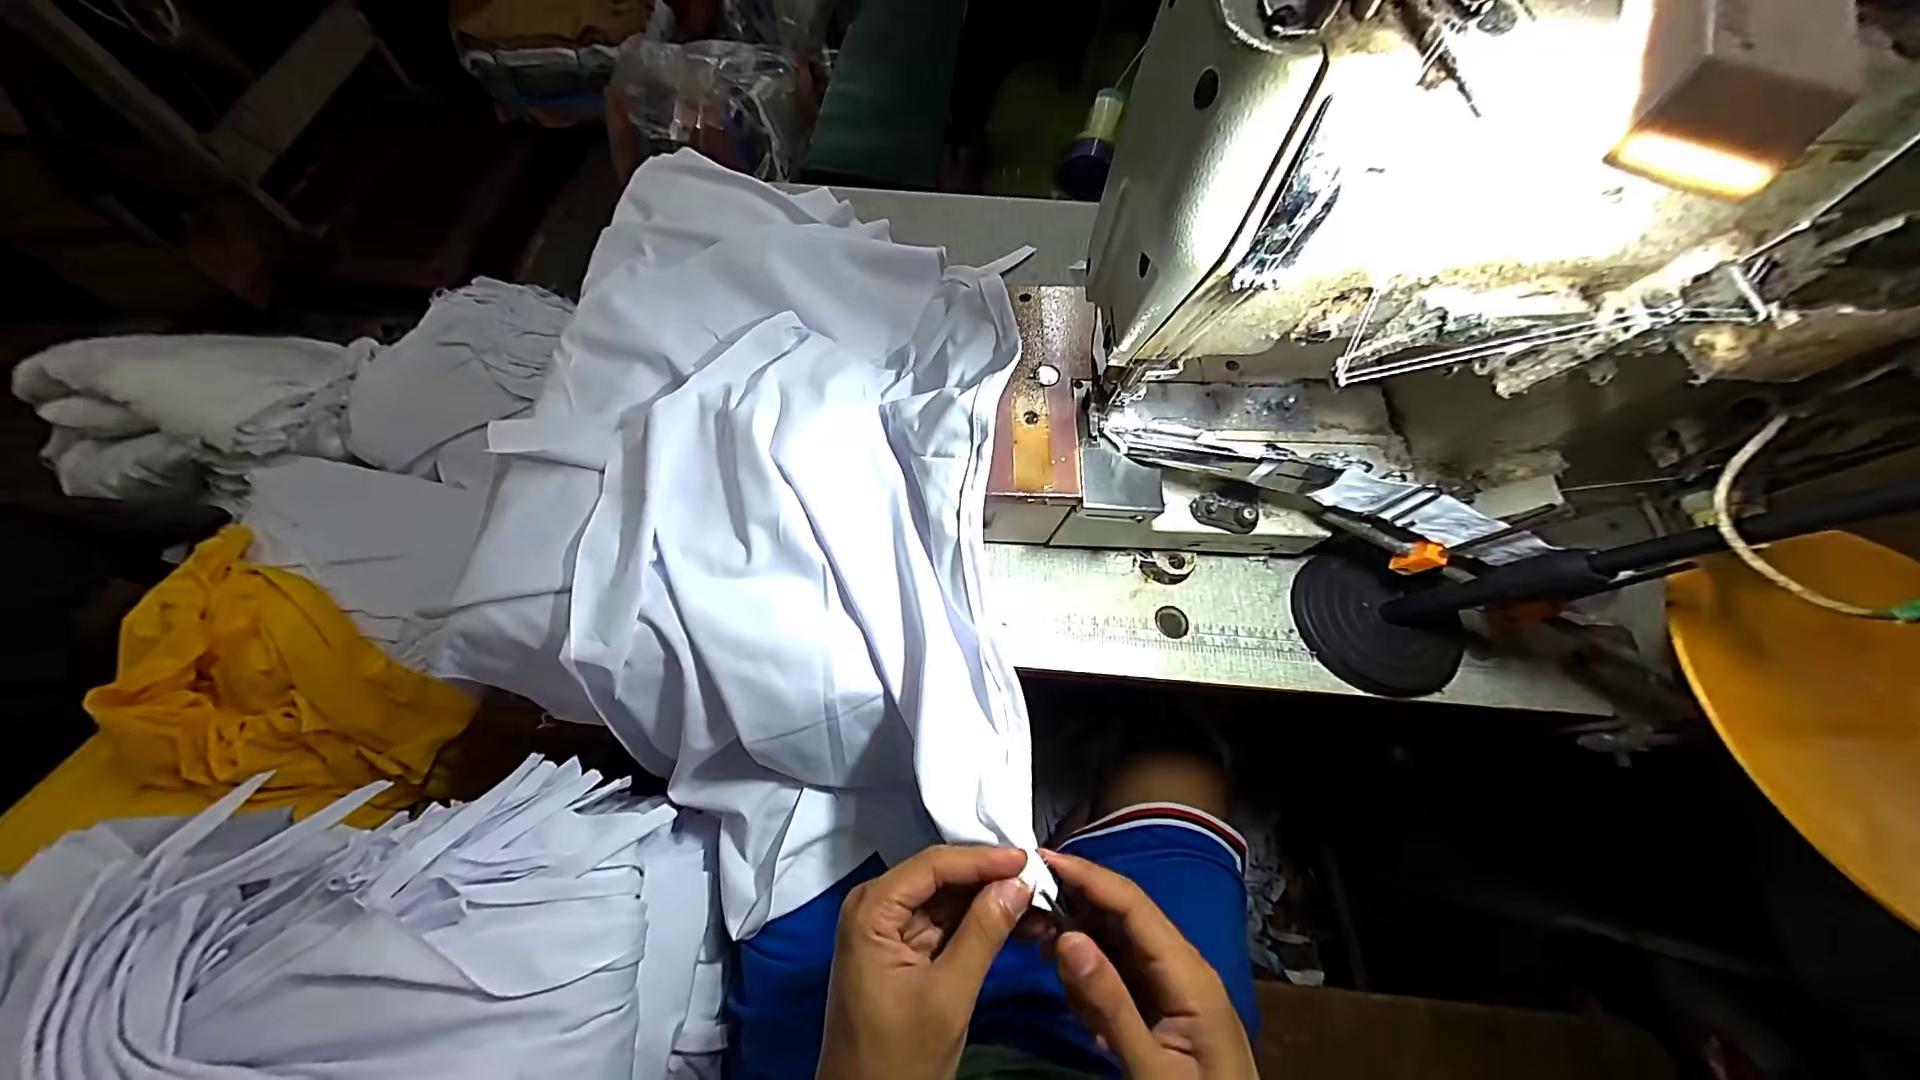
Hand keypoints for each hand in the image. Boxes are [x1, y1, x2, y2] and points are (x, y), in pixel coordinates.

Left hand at [817, 845, 1033, 1079]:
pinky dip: (978, 920)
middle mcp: (876, 905)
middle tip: (1036, 878)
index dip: (982, 859)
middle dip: (988, 878)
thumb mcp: (947, 997)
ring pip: (947, 896)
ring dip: (988, 898)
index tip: (1025, 858)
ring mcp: (888, 926)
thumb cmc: (898, 1060)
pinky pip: (946, 920)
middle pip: (940, 876)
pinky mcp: (903, 947)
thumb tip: (1018, 883)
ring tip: (1034, 898)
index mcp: (872, 908)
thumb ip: (982, 933)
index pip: (933, 865)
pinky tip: (1014, 920)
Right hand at [1043, 849, 1257, 1079]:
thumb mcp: (1152, 1072)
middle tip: (1028, 912)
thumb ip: (1111, 1005)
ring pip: (1115, 939)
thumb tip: (1066, 936)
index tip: (1041, 859)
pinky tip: (1075, 995)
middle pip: (1121, 913)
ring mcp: (1171, 983)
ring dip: (1078, 942)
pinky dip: (1090, 972)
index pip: (1132, 902)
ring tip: (1043, 952)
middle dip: (1074, 906)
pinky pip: (1118, 969)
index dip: (1087, 875)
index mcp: (1188, 972)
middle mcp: (1181, 964)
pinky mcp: (1161, 1003)